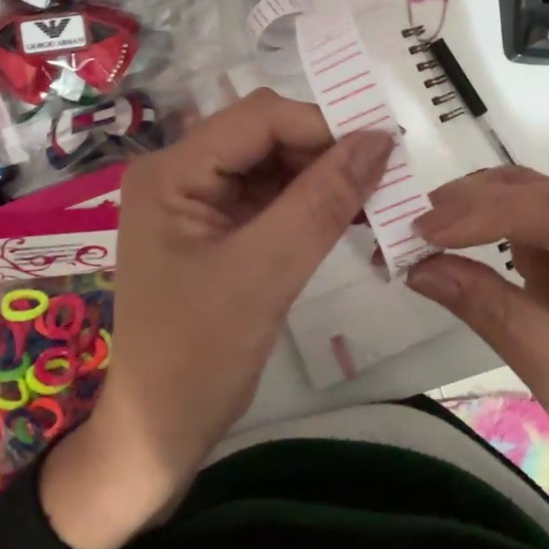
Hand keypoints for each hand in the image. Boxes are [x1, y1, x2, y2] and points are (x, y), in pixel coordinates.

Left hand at [42, 90, 392, 548]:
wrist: (159, 429)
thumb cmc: (199, 354)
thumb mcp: (266, 273)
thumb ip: (322, 201)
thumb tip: (380, 139)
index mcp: (171, 171)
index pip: (260, 118)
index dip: (324, 126)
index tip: (388, 151)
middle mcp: (178, 172)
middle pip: (265, 136)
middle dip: (325, 153)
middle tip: (389, 181)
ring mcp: (194, 201)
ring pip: (272, 165)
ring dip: (322, 179)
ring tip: (376, 203)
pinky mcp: (212, 229)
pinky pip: (268, 199)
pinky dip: (308, 205)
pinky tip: (348, 220)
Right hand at [405, 168, 548, 548]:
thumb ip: (494, 313)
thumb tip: (422, 267)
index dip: (492, 211)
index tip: (429, 229)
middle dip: (478, 201)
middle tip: (414, 222)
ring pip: (537, 194)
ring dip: (478, 201)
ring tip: (426, 224)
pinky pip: (530, 213)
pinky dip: (485, 216)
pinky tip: (452, 231)